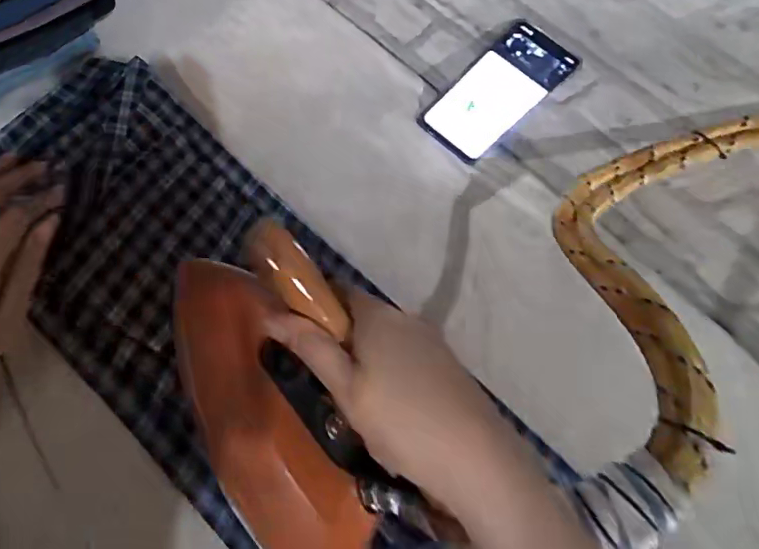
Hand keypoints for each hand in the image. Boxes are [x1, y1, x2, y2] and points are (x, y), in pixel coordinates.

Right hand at [263, 290, 519, 512]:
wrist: (485, 468)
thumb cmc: (403, 423)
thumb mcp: (346, 391)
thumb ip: (311, 348)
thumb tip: (273, 314)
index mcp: (376, 314)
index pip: (335, 289)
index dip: (313, 305)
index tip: (298, 335)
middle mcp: (406, 318)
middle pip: (361, 318)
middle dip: (342, 342)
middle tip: (328, 383)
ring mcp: (434, 344)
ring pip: (387, 343)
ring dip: (369, 363)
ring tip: (362, 409)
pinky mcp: (453, 372)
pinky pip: (410, 363)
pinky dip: (396, 379)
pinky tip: (398, 418)